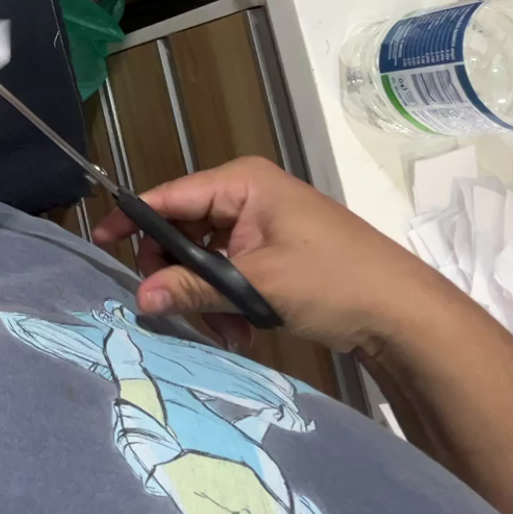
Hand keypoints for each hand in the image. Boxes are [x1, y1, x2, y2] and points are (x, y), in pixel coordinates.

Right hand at [94, 157, 458, 355]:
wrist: (413, 320)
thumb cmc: (334, 282)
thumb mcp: (256, 285)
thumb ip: (191, 288)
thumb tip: (138, 298)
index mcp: (242, 184)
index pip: (168, 196)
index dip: (132, 221)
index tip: (99, 242)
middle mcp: (247, 196)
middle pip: (183, 229)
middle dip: (177, 272)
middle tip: (171, 305)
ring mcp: (261, 224)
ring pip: (204, 256)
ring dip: (203, 294)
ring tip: (221, 329)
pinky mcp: (273, 252)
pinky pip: (228, 270)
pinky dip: (226, 299)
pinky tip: (240, 330)